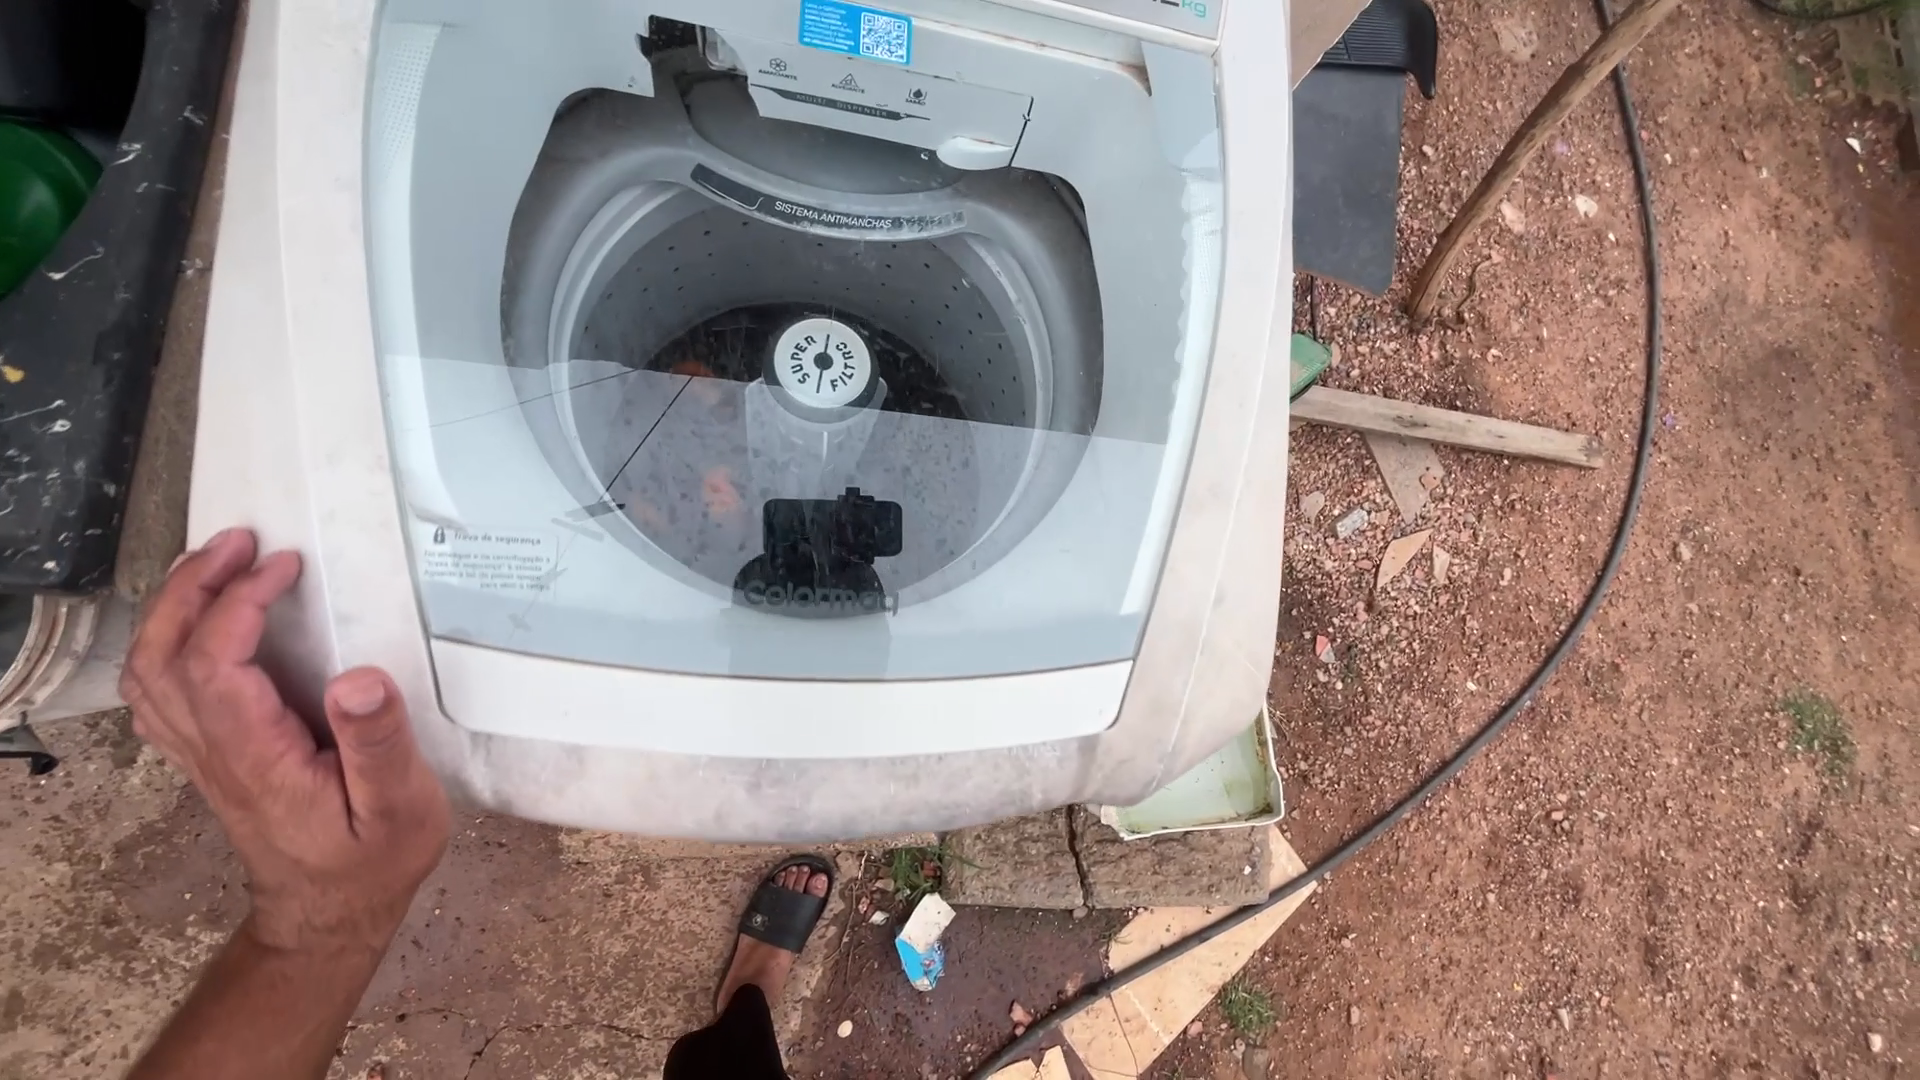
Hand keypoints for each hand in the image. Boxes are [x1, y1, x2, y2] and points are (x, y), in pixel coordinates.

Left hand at [120, 528, 450, 955]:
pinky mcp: (215, 759)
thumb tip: (357, 676)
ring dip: (172, 610)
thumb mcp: (396, 804)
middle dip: (189, 590)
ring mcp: (205, 757)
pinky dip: (170, 644)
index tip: (285, 566)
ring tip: (217, 565)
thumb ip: (376, 742)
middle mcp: (214, 751)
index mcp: (258, 755)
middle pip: (162, 659)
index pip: (217, 664)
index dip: (240, 605)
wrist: (332, 910)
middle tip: (238, 543)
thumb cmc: (373, 857)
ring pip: (150, 674)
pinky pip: (164, 693)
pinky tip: (204, 624)